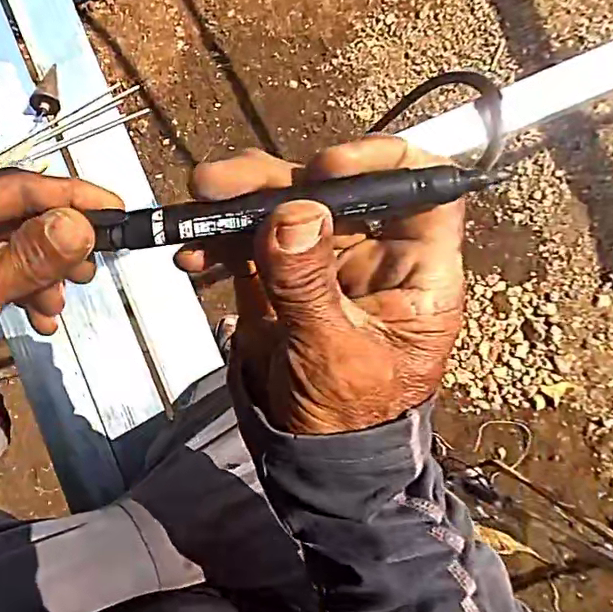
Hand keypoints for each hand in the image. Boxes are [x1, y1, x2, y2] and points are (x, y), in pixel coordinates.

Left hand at [0, 170, 121, 392]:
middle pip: (6, 215)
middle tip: (89, 265)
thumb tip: (79, 224)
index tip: (110, 206)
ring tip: (58, 304)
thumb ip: (27, 259)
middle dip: (50, 244)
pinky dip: (11, 287)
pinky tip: (39, 315)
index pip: (8, 187)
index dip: (64, 197)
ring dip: (34, 273)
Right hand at [174, 137, 465, 434]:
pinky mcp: (269, 280)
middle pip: (327, 194)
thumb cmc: (347, 411)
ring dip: (231, 207)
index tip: (324, 165)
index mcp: (413, 269)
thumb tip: (292, 216)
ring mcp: (312, 265)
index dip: (380, 164)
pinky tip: (191, 258)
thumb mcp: (332, 351)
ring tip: (194, 212)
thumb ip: (309, 286)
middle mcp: (365, 255)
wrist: (305, 447)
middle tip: (216, 182)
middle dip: (271, 181)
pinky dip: (212, 246)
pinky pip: (240, 247)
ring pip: (276, 213)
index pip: (421, 192)